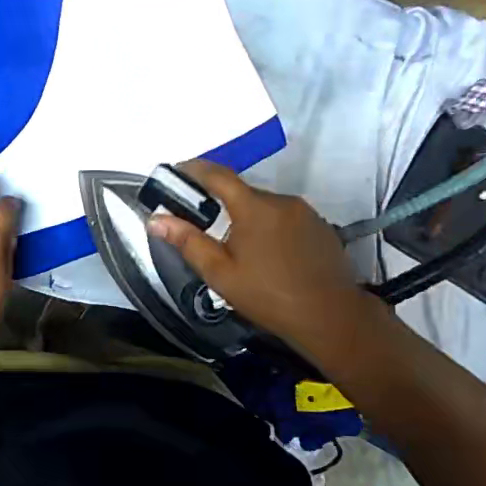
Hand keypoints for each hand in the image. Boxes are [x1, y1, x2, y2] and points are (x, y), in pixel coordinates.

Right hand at [146, 160, 372, 350]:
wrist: (330, 316)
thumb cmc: (268, 296)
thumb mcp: (220, 273)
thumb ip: (188, 242)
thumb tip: (155, 220)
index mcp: (254, 208)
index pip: (219, 175)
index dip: (195, 169)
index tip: (177, 170)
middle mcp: (282, 201)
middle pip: (243, 193)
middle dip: (221, 204)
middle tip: (204, 226)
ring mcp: (306, 213)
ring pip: (266, 207)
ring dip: (248, 219)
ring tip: (237, 248)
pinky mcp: (321, 227)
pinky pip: (286, 219)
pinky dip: (270, 228)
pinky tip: (268, 255)